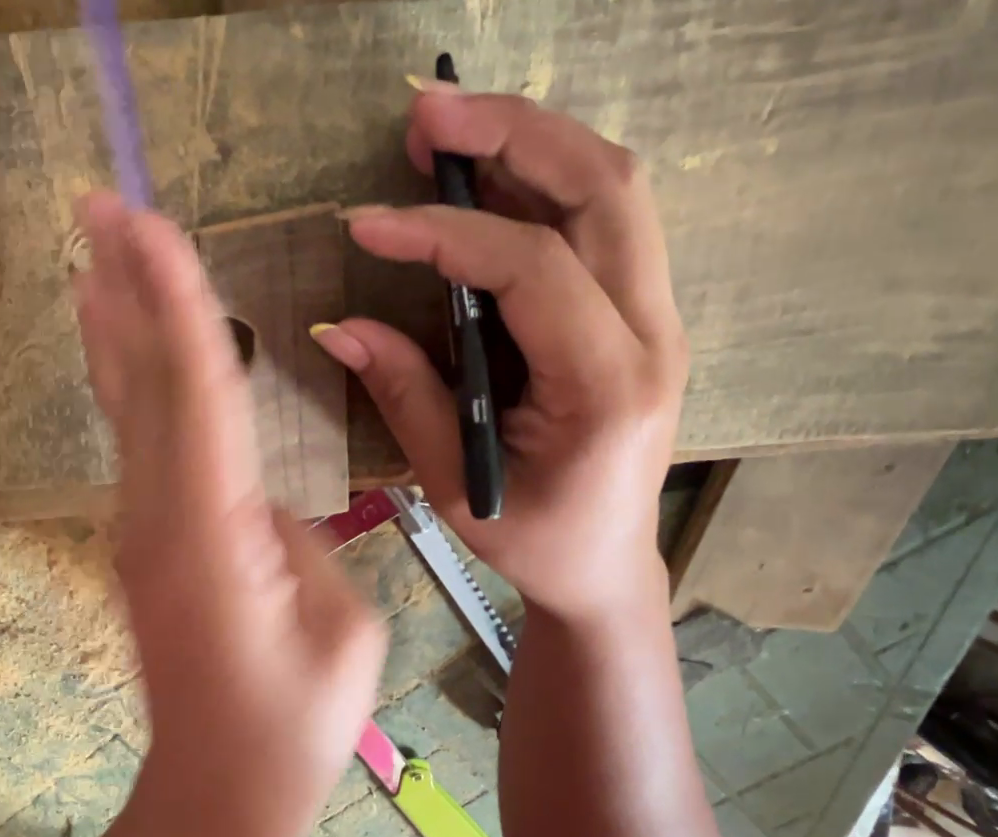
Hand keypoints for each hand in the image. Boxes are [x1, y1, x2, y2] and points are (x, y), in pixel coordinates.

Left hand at [73, 192, 385, 836]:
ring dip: (114, 329)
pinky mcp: (144, 546)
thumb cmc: (290, 729)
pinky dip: (128, 384)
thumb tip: (259, 490)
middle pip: (141, 387)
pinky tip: (120, 352)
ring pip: (127, 412)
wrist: (212, 794)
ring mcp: (142, 532)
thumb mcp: (336, 624)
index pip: (196, 394)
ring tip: (93, 257)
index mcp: (213, 533)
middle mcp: (160, 519)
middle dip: (120, 290)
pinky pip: (137, 445)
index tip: (142, 226)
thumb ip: (297, 536)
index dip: (173, 302)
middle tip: (92, 206)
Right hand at [312, 82, 688, 618]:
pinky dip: (543, 176)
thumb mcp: (453, 484)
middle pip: (605, 187)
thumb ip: (404, 395)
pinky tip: (484, 171)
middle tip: (424, 113)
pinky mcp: (638, 308)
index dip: (444, 233)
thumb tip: (340, 327)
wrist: (608, 563)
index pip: (532, 269)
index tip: (366, 223)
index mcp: (605, 388)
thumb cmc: (531, 538)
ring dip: (530, 139)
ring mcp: (656, 314)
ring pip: (614, 186)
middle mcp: (651, 334)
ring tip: (446, 127)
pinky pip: (602, 215)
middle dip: (512, 132)